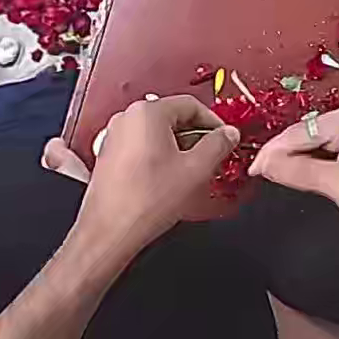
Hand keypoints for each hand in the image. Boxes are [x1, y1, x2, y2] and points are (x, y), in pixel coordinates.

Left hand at [69, 96, 238, 263]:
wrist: (109, 233)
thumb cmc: (146, 200)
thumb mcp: (197, 169)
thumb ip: (219, 144)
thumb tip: (229, 134)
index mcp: (148, 113)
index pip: (191, 105)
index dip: (214, 122)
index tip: (225, 138)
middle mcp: (128, 119)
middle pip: (174, 118)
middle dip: (197, 137)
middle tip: (213, 156)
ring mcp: (115, 137)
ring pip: (159, 134)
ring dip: (180, 148)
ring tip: (193, 171)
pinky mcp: (110, 156)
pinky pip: (143, 146)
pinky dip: (161, 157)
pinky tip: (170, 179)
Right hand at [250, 102, 338, 247]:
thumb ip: (298, 171)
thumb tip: (263, 163)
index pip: (302, 130)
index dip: (274, 151)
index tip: (252, 169)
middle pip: (308, 133)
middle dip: (284, 154)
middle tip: (259, 174)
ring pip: (315, 141)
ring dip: (296, 158)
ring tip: (272, 174)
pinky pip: (328, 147)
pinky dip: (312, 161)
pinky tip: (298, 173)